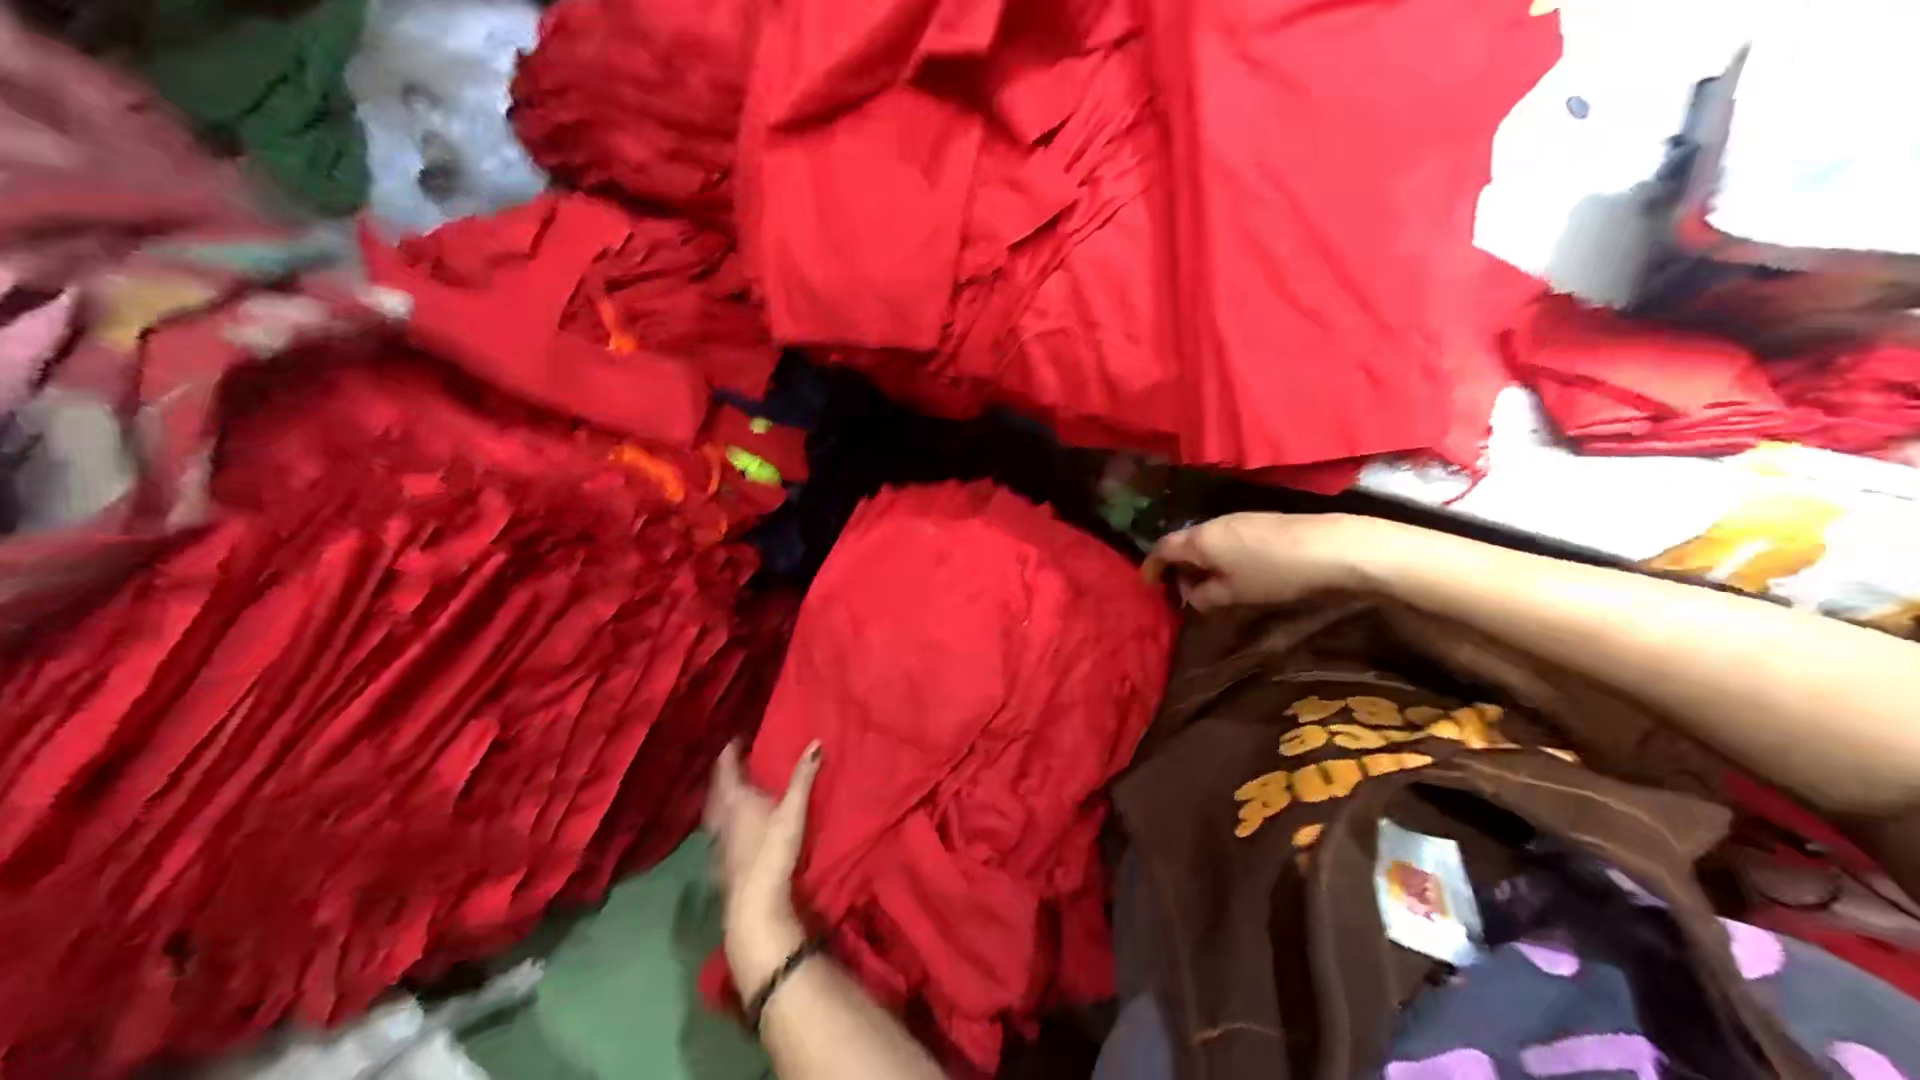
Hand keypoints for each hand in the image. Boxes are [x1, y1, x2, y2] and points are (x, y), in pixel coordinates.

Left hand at [704, 739, 821, 987]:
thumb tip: (816, 742)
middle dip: (723, 773)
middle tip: (734, 761)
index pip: (726, 767)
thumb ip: (804, 776)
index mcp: (735, 798)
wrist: (754, 902)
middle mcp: (721, 816)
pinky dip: (723, 820)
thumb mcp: (793, 810)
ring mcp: (718, 840)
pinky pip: (717, 829)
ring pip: (714, 810)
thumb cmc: (773, 849)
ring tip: (731, 790)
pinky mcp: (721, 860)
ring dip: (720, 797)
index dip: (730, 751)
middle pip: (716, 788)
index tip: (737, 738)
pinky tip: (732, 826)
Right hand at [1144, 513, 1399, 609]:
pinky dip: (1219, 553)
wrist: (1330, 547)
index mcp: (1200, 540)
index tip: (1148, 582)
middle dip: (1178, 564)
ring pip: (1206, 538)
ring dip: (1201, 559)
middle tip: (1181, 589)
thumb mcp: (1235, 593)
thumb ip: (1206, 595)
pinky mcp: (1259, 520)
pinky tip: (1234, 570)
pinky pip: (1225, 536)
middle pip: (1184, 541)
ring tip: (1208, 582)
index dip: (1152, 565)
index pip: (1163, 548)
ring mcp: (1238, 518)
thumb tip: (1191, 595)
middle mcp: (1213, 523)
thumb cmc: (1274, 573)